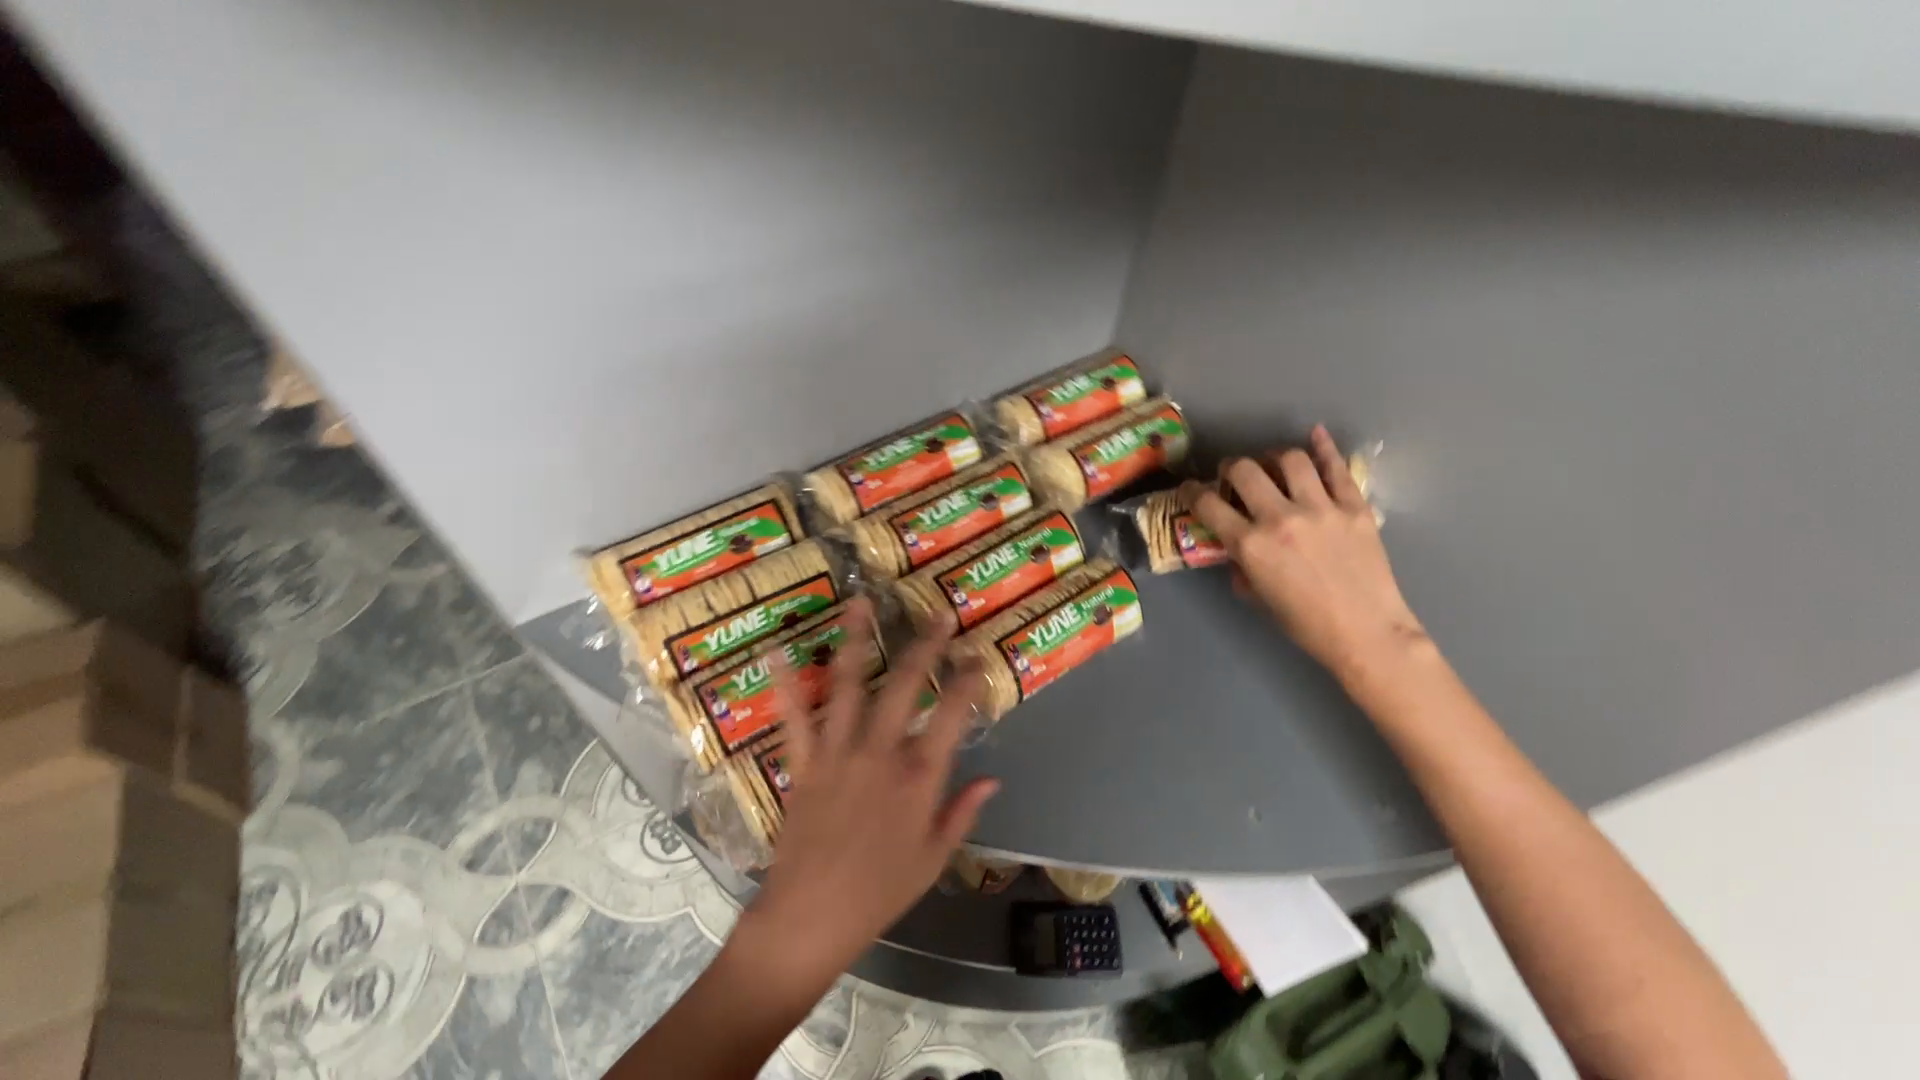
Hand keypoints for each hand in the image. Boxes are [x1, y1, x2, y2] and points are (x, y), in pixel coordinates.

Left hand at [740, 599, 998, 989]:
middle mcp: (881, 753)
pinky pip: (794, 715)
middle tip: (939, 616)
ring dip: (856, 639)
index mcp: (920, 778)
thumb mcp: (935, 858)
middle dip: (925, 645)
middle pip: (905, 685)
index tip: (976, 657)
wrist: (813, 914)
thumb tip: (991, 779)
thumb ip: (962, 812)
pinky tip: (777, 650)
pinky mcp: (803, 762)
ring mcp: (838, 752)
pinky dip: (785, 681)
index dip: (968, 680)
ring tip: (862, 602)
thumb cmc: (880, 892)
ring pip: (849, 684)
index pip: (953, 715)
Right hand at [1190, 426, 1425, 681]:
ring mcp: (1321, 508)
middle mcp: (1281, 518)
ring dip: (1275, 458)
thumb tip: (1237, 548)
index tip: (1190, 488)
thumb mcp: (1259, 598)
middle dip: (1232, 467)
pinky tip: (1316, 436)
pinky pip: (1337, 468)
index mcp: (1251, 546)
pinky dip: (1324, 448)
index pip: (1209, 505)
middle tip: (1234, 474)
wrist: (1366, 633)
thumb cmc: (1306, 625)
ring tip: (1275, 465)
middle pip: (1246, 470)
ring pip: (1291, 459)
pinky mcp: (1355, 507)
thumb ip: (1242, 566)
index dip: (1192, 491)